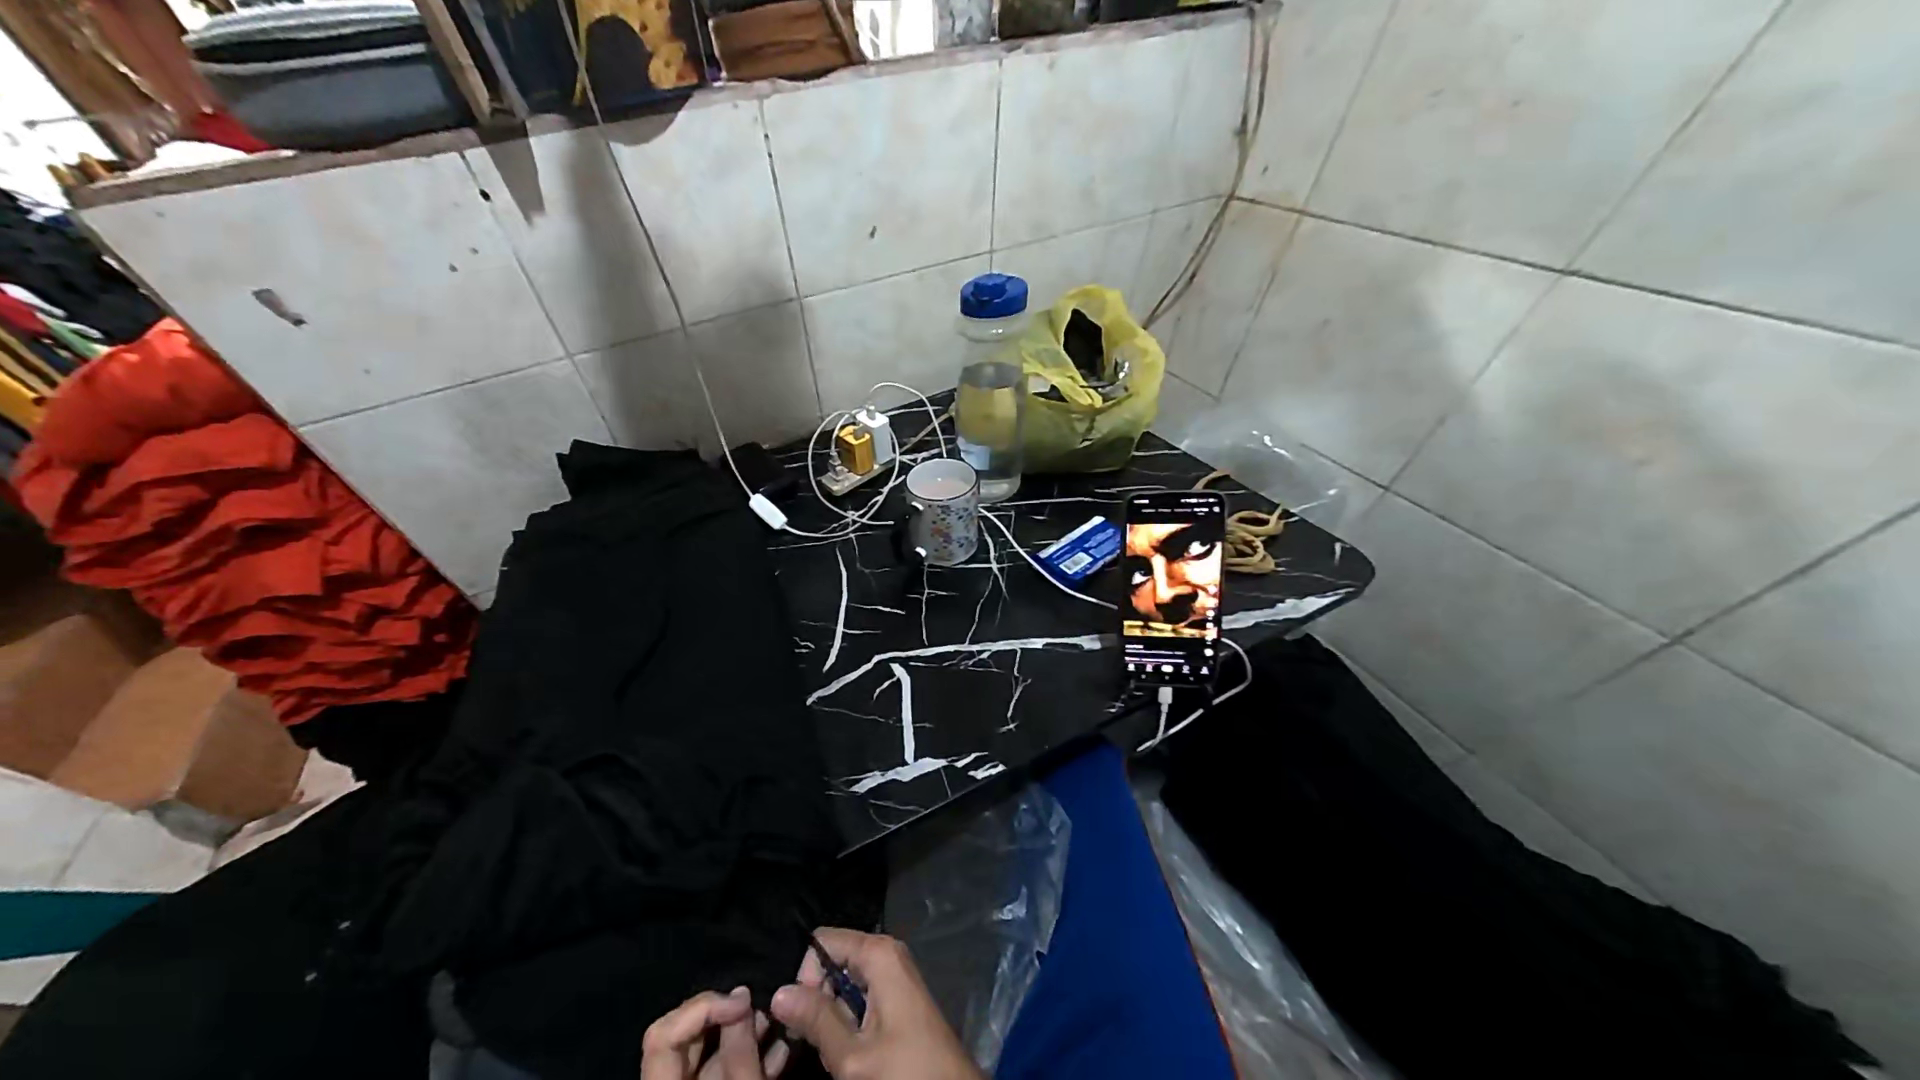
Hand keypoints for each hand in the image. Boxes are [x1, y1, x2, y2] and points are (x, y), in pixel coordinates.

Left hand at [641, 986, 790, 1079]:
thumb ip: (739, 1052)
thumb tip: (742, 996)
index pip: (663, 1035)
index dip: (702, 1008)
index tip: (742, 1000)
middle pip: (687, 1036)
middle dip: (728, 1014)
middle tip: (767, 1005)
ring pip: (708, 1051)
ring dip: (745, 1031)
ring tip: (779, 1020)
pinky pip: (721, 1069)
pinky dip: (749, 1054)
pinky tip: (780, 1047)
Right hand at [770, 929, 984, 1079]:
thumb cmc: (905, 1072)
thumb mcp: (853, 1056)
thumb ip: (816, 1020)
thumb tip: (778, 992)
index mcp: (879, 954)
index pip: (822, 942)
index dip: (806, 977)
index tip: (805, 1019)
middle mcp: (887, 954)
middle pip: (833, 960)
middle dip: (816, 997)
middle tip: (813, 1041)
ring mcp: (894, 975)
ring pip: (844, 982)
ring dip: (830, 1015)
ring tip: (832, 1051)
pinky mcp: (898, 996)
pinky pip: (860, 995)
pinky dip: (847, 1020)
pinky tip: (850, 1051)